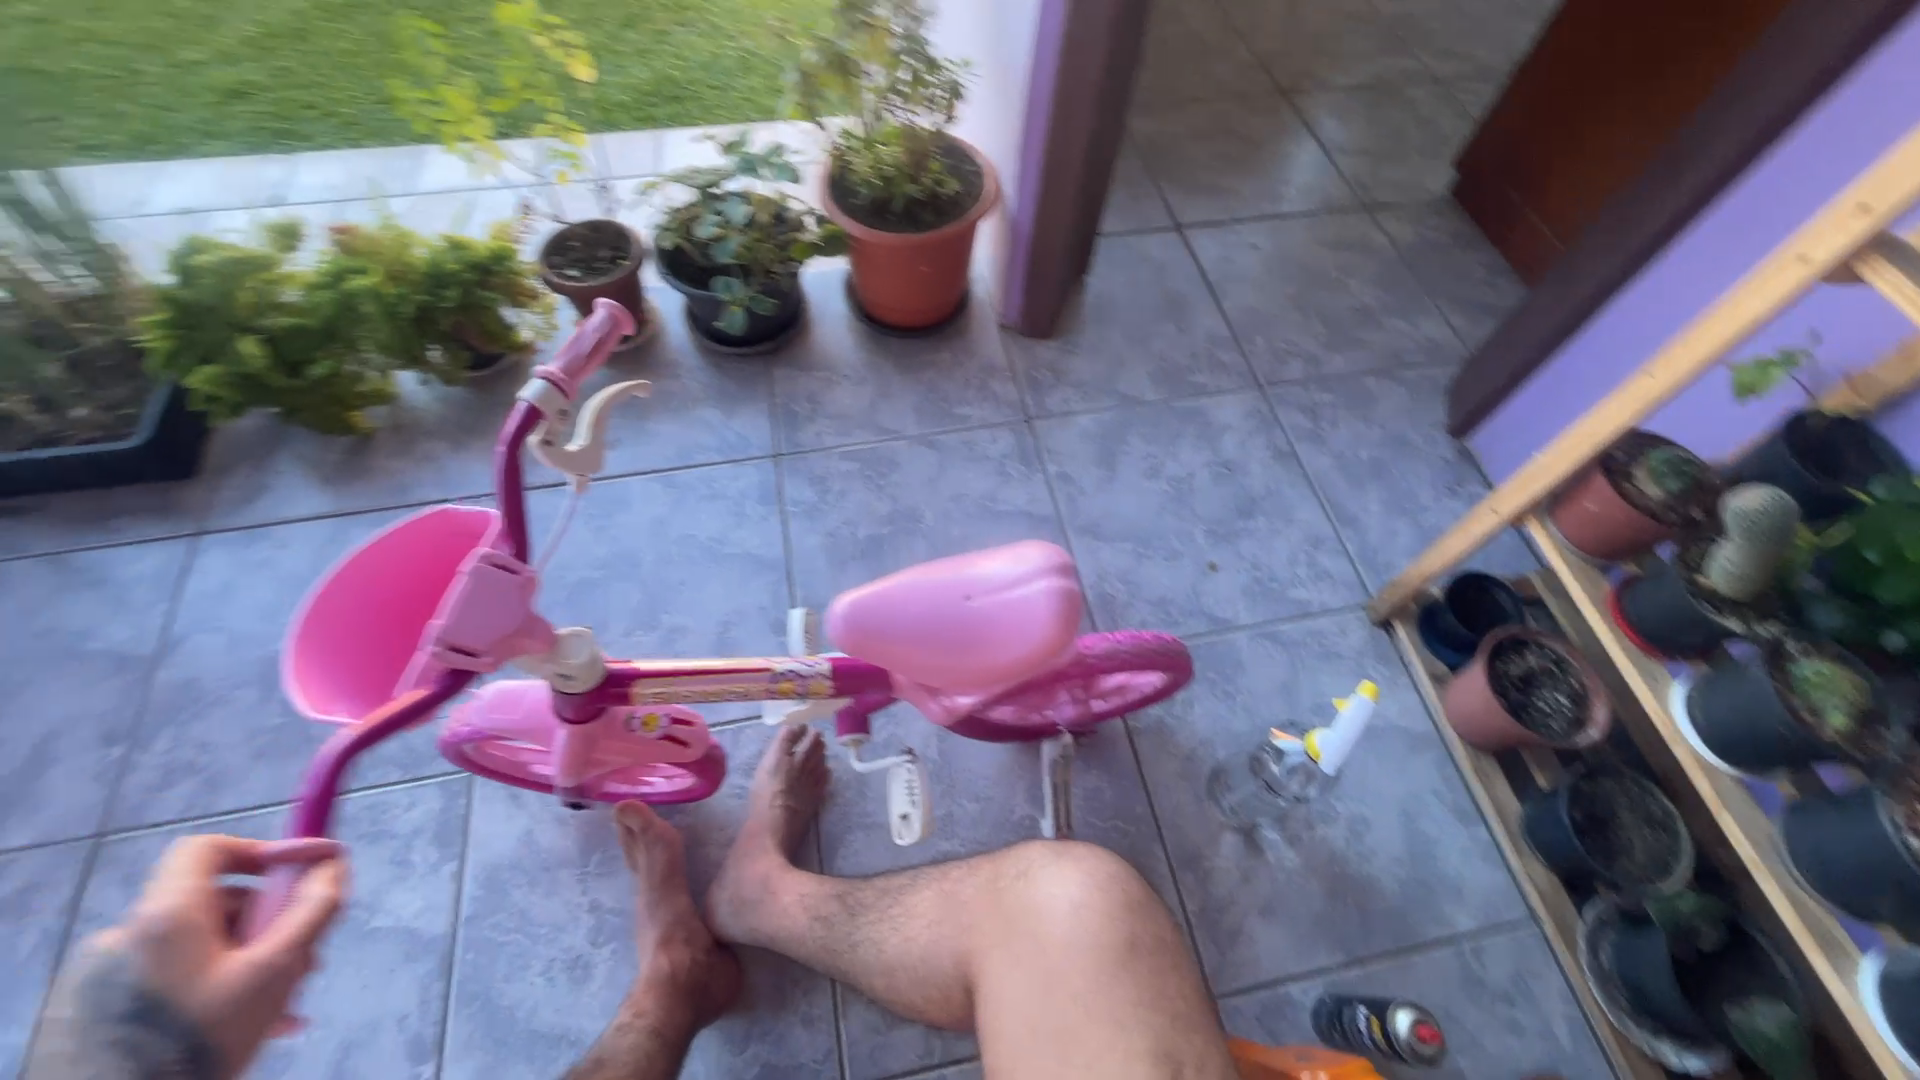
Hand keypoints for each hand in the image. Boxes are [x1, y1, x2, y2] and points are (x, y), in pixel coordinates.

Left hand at [100, 835, 348, 1075]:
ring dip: (251, 959)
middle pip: (215, 902)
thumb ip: (314, 907)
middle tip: (304, 955)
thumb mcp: (278, 968)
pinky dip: (218, 984)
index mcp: (165, 916)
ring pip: (201, 946)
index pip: (208, 849)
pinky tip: (250, 1019)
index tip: (299, 874)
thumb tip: (333, 862)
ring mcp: (105, 977)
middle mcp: (127, 936)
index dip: (260, 851)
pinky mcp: (98, 1011)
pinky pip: (175, 978)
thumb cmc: (204, 1035)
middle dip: (270, 922)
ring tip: (283, 999)